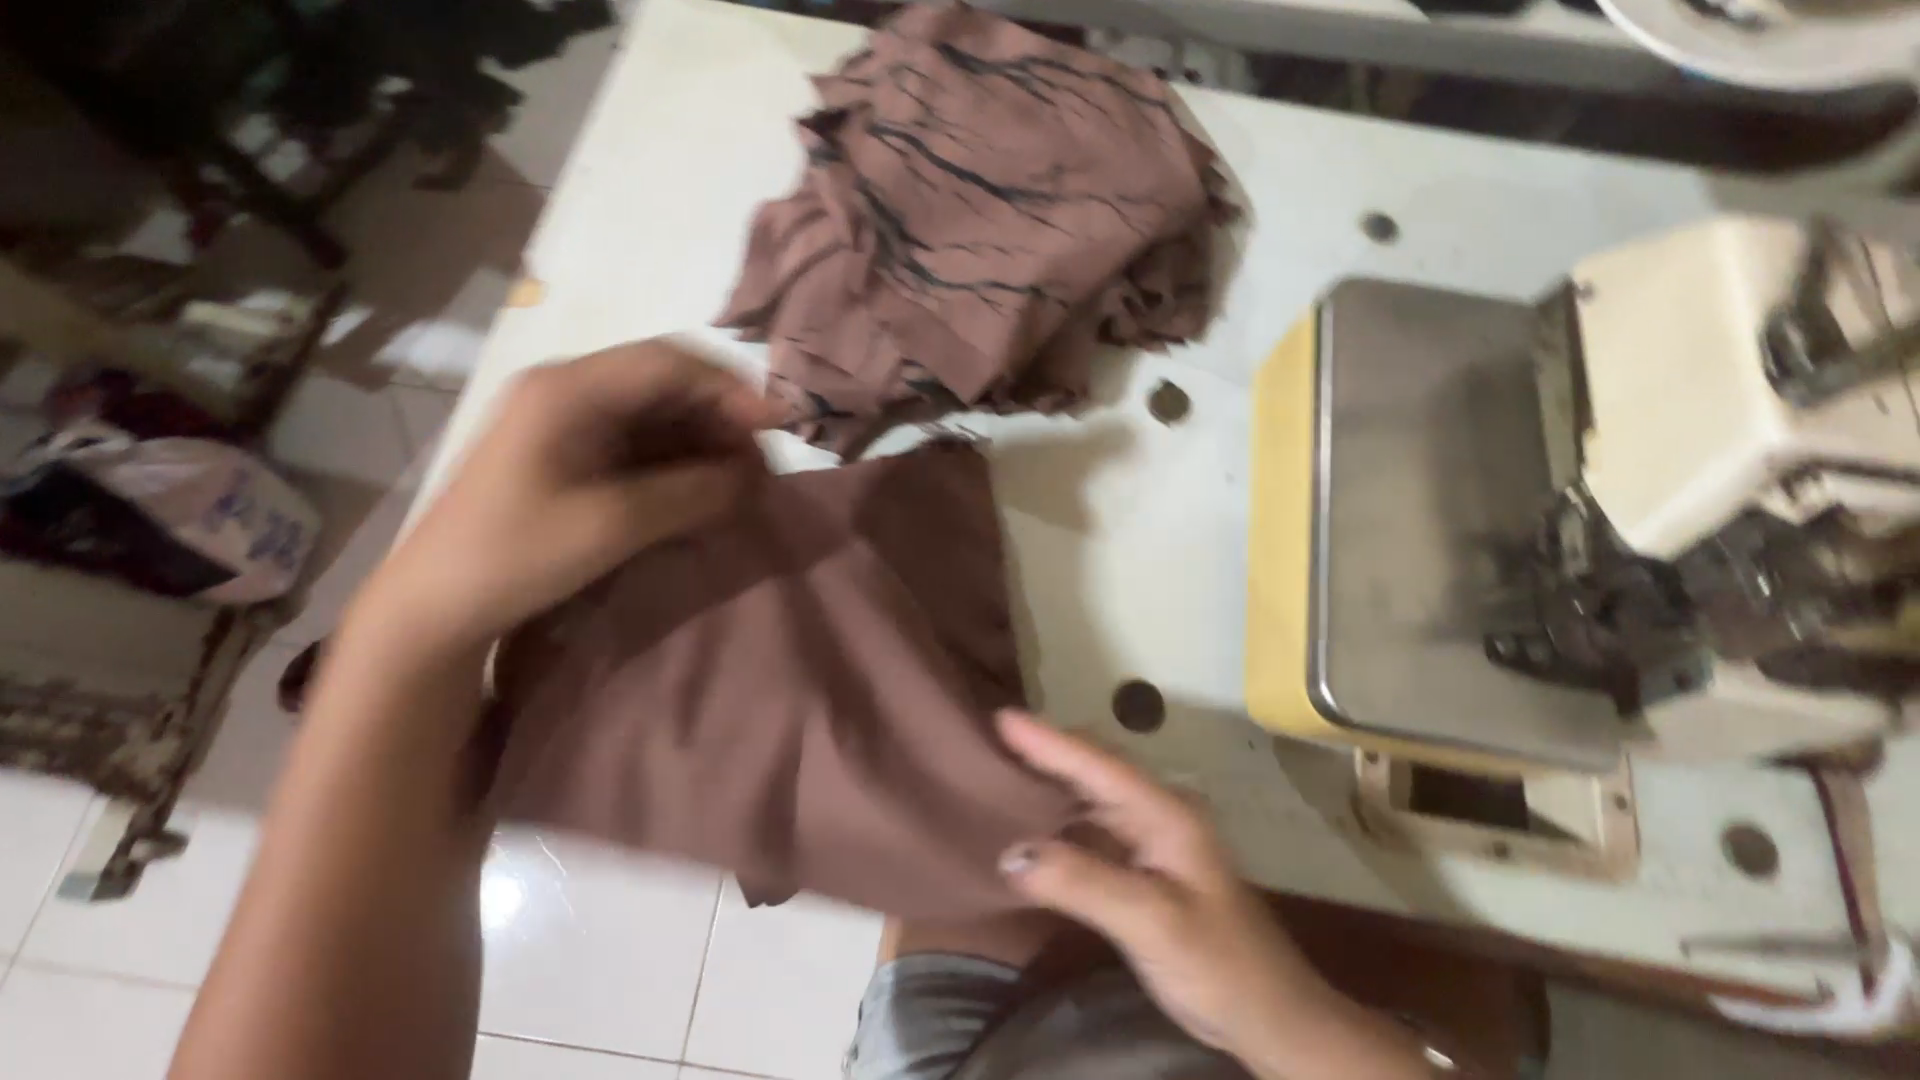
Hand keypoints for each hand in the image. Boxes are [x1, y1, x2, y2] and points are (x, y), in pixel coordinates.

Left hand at [359, 340, 776, 652]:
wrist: (437, 606)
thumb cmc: (514, 556)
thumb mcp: (614, 524)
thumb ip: (693, 493)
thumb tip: (754, 478)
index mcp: (568, 388)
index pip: (670, 363)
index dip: (733, 389)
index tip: (780, 426)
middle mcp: (571, 390)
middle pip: (669, 385)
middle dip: (724, 421)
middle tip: (764, 468)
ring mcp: (572, 422)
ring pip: (662, 416)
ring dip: (708, 445)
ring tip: (745, 485)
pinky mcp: (575, 454)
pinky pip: (645, 445)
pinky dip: (683, 465)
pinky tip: (709, 494)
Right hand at [995, 711, 1355, 1063]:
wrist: (1271, 1017)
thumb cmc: (1219, 964)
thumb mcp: (1151, 921)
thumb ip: (1082, 882)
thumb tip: (1010, 852)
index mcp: (1166, 813)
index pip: (1097, 763)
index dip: (1047, 739)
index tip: (1000, 716)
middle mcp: (1159, 814)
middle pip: (1094, 768)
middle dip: (1045, 749)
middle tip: (989, 739)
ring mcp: (1153, 841)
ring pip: (1092, 796)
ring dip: (1050, 781)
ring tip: (999, 770)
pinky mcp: (1145, 869)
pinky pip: (1092, 829)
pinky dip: (1059, 819)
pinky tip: (1032, 826)